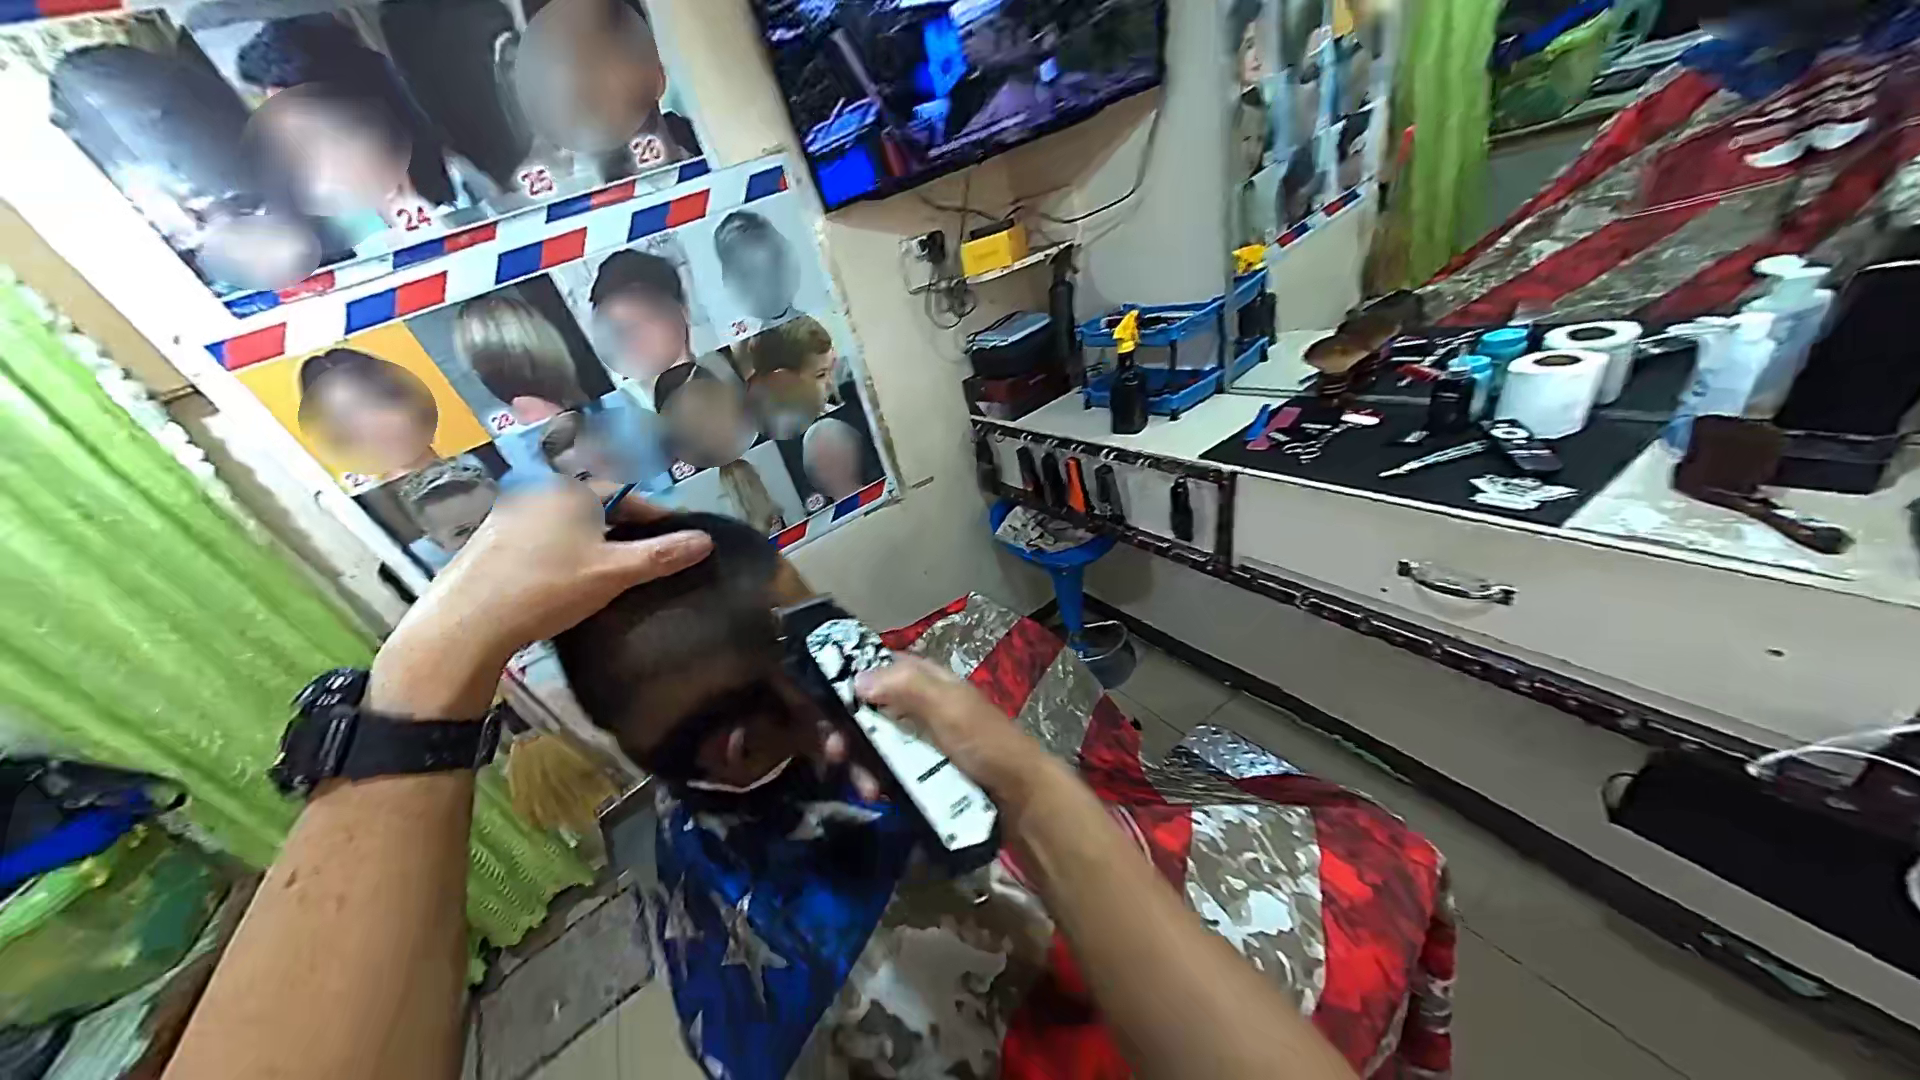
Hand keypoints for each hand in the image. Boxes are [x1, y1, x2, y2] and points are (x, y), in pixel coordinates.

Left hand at [371, 484, 711, 717]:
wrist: (464, 624)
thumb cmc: (548, 587)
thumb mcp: (616, 573)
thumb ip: (663, 555)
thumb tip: (707, 540)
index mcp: (572, 490)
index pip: (630, 495)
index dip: (660, 516)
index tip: (680, 537)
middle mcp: (540, 491)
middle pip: (600, 505)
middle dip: (628, 527)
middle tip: (649, 555)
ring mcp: (511, 513)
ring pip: (571, 520)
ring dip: (597, 538)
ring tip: (614, 568)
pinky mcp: (491, 538)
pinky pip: (546, 533)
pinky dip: (568, 547)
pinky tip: (571, 576)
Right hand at [853, 655, 1050, 802]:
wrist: (1020, 798)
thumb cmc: (985, 744)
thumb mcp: (948, 709)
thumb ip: (907, 687)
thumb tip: (856, 678)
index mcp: (929, 680)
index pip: (881, 666)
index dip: (851, 679)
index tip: (827, 703)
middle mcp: (921, 704)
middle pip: (870, 708)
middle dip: (849, 730)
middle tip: (834, 755)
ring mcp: (921, 738)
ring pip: (875, 741)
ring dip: (861, 762)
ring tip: (865, 789)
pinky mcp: (922, 770)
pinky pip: (888, 768)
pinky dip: (876, 778)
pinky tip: (874, 794)